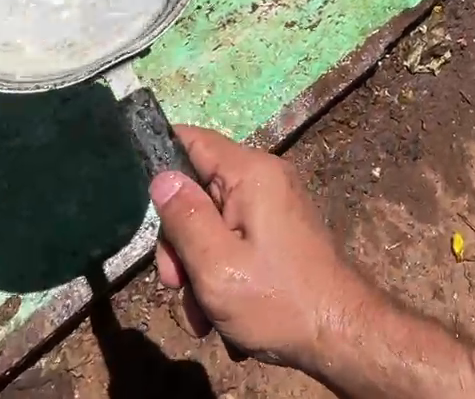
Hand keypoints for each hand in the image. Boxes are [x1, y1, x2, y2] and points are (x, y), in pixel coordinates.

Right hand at [149, 125, 376, 372]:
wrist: (338, 333)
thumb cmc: (277, 299)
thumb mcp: (217, 266)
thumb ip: (185, 219)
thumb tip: (161, 176)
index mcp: (251, 173)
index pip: (195, 140)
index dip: (161, 159)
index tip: (137, 197)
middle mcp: (264, 178)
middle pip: (199, 191)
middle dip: (181, 241)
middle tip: (178, 285)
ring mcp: (273, 204)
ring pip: (212, 222)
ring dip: (198, 268)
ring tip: (205, 313)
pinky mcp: (277, 229)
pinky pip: (233, 238)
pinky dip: (221, 272)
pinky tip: (220, 312)